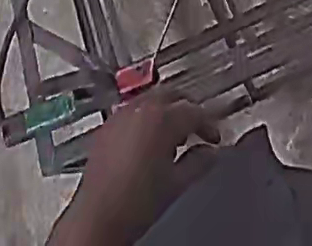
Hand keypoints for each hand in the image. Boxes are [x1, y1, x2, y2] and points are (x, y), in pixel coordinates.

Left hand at [47, 91, 219, 245]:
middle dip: (187, 109)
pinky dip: (146, 119)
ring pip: (151, 100)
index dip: (208, 124)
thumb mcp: (176, 183)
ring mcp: (121, 114)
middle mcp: (140, 109)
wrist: (98, 217)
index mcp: (161, 119)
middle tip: (197, 127)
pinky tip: (149, 141)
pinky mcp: (108, 125)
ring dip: (166, 111)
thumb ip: (198, 162)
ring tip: (174, 137)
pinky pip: (133, 111)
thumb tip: (210, 153)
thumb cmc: (135, 203)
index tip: (213, 137)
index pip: (194, 111)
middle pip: (172, 95)